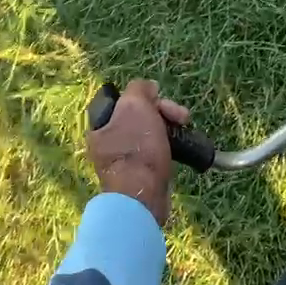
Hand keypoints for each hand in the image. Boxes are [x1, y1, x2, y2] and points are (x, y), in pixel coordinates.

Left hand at [87, 79, 190, 224]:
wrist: (142, 197)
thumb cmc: (136, 148)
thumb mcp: (135, 105)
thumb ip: (139, 88)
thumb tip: (149, 88)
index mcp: (101, 124)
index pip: (125, 98)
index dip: (146, 96)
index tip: (159, 100)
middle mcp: (108, 140)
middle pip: (140, 114)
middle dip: (163, 111)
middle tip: (180, 116)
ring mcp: (123, 158)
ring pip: (149, 131)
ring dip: (169, 126)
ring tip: (184, 129)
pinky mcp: (139, 173)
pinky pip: (153, 150)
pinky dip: (167, 145)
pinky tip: (179, 146)